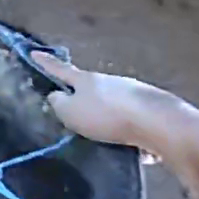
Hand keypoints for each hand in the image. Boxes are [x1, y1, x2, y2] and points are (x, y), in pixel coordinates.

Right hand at [30, 51, 198, 162]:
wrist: (164, 126)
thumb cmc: (108, 117)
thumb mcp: (70, 112)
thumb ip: (58, 104)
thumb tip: (57, 97)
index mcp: (86, 80)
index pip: (60, 69)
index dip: (46, 63)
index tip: (34, 53)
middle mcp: (110, 82)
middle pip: (91, 88)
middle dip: (84, 98)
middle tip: (76, 113)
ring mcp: (135, 94)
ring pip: (115, 103)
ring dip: (109, 116)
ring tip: (105, 136)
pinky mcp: (156, 111)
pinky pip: (135, 120)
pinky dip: (130, 130)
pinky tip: (131, 146)